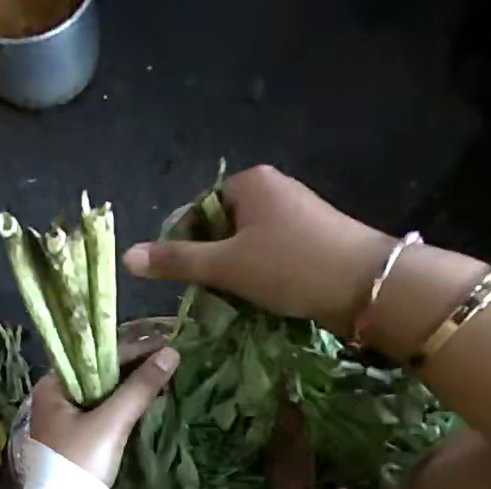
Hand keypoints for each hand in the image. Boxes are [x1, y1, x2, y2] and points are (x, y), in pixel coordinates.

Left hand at [28, 346, 177, 486]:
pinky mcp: (76, 437)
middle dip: (135, 366)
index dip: (136, 349)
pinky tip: (146, 403)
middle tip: (170, 362)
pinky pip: (104, 410)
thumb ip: (140, 388)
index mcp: (54, 384)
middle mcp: (56, 395)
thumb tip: (172, 353)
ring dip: (132, 386)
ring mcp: (65, 417)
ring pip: (104, 392)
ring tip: (164, 378)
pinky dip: (125, 405)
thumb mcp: (111, 424)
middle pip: (101, 372)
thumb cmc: (79, 465)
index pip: (98, 355)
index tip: (168, 345)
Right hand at [122, 166, 391, 337]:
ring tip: (239, 303)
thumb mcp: (227, 266)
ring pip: (252, 246)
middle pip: (226, 227)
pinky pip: (277, 257)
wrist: (363, 284)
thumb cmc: (289, 266)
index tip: (186, 281)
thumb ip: (178, 262)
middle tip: (212, 297)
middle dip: (215, 263)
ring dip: (241, 275)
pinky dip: (266, 278)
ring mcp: (299, 215)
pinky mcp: (317, 240)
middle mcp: (275, 190)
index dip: (185, 244)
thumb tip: (127, 256)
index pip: (199, 209)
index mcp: (249, 182)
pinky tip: (268, 301)